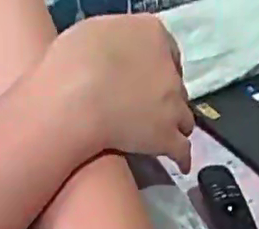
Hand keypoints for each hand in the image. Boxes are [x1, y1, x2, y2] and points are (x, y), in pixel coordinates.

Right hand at [39, 14, 192, 168]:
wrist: (76, 99)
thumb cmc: (73, 62)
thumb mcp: (93, 34)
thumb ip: (113, 43)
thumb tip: (112, 56)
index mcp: (152, 34)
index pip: (168, 52)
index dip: (161, 68)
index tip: (151, 79)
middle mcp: (169, 69)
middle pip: (177, 87)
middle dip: (167, 98)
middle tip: (152, 110)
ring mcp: (172, 105)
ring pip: (185, 120)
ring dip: (177, 126)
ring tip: (166, 137)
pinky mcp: (166, 138)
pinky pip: (182, 150)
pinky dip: (182, 158)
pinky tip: (181, 165)